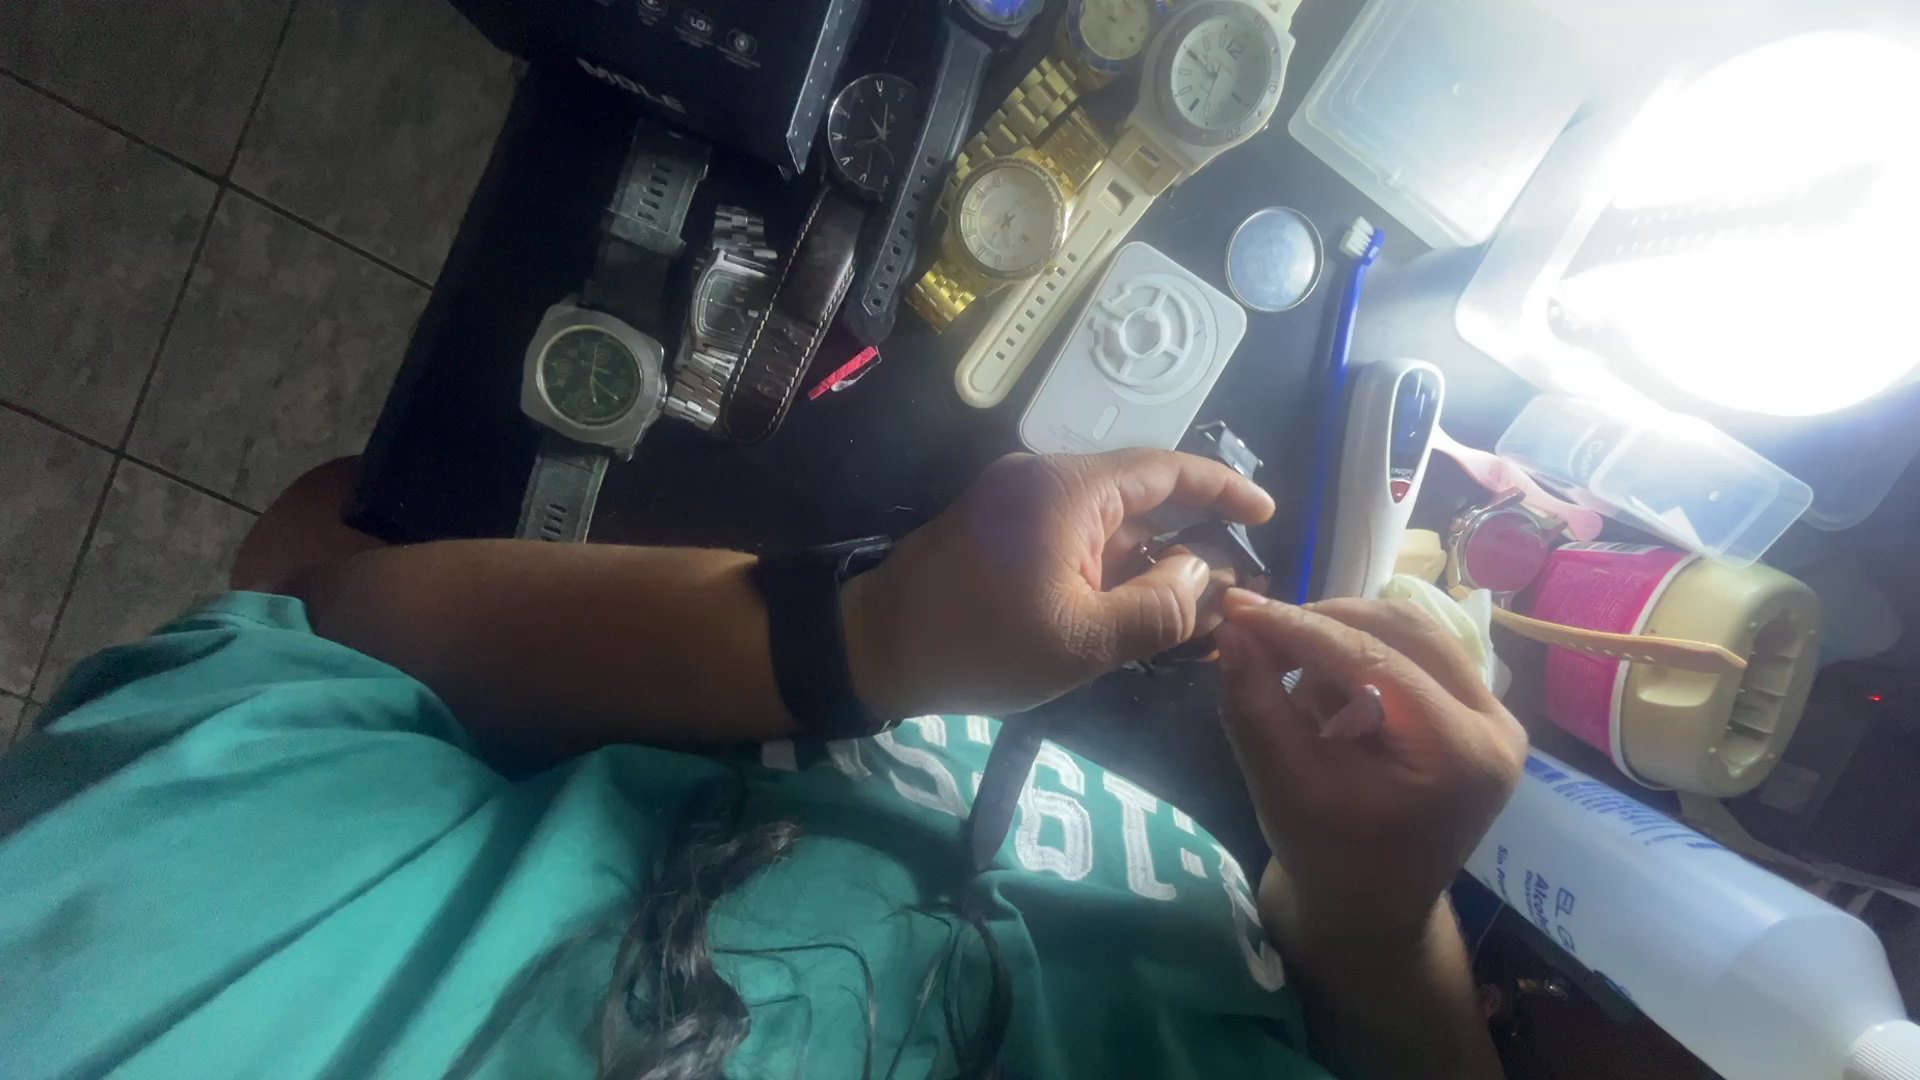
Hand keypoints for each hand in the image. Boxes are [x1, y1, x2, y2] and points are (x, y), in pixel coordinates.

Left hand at [843, 450, 1273, 716]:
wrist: (877, 646)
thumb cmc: (980, 643)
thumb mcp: (1083, 639)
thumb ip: (1159, 606)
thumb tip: (1205, 573)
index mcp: (1070, 489)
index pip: (1168, 469)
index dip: (1224, 488)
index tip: (1267, 515)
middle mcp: (1048, 482)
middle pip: (1142, 498)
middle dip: (1192, 541)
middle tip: (1236, 590)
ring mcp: (1022, 504)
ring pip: (1110, 525)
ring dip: (1151, 562)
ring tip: (1197, 611)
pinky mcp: (1006, 531)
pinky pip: (1076, 540)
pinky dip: (1111, 570)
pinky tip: (1138, 609)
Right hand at [1213, 592, 1526, 949]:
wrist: (1369, 903)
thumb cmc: (1326, 856)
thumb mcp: (1279, 784)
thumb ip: (1252, 704)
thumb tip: (1230, 627)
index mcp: (1459, 753)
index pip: (1372, 657)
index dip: (1296, 626)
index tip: (1234, 606)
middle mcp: (1492, 723)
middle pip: (1400, 627)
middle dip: (1318, 624)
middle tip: (1254, 637)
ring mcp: (1488, 714)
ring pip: (1403, 630)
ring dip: (1334, 637)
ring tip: (1288, 678)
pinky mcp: (1467, 709)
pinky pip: (1406, 649)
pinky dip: (1350, 653)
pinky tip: (1322, 697)